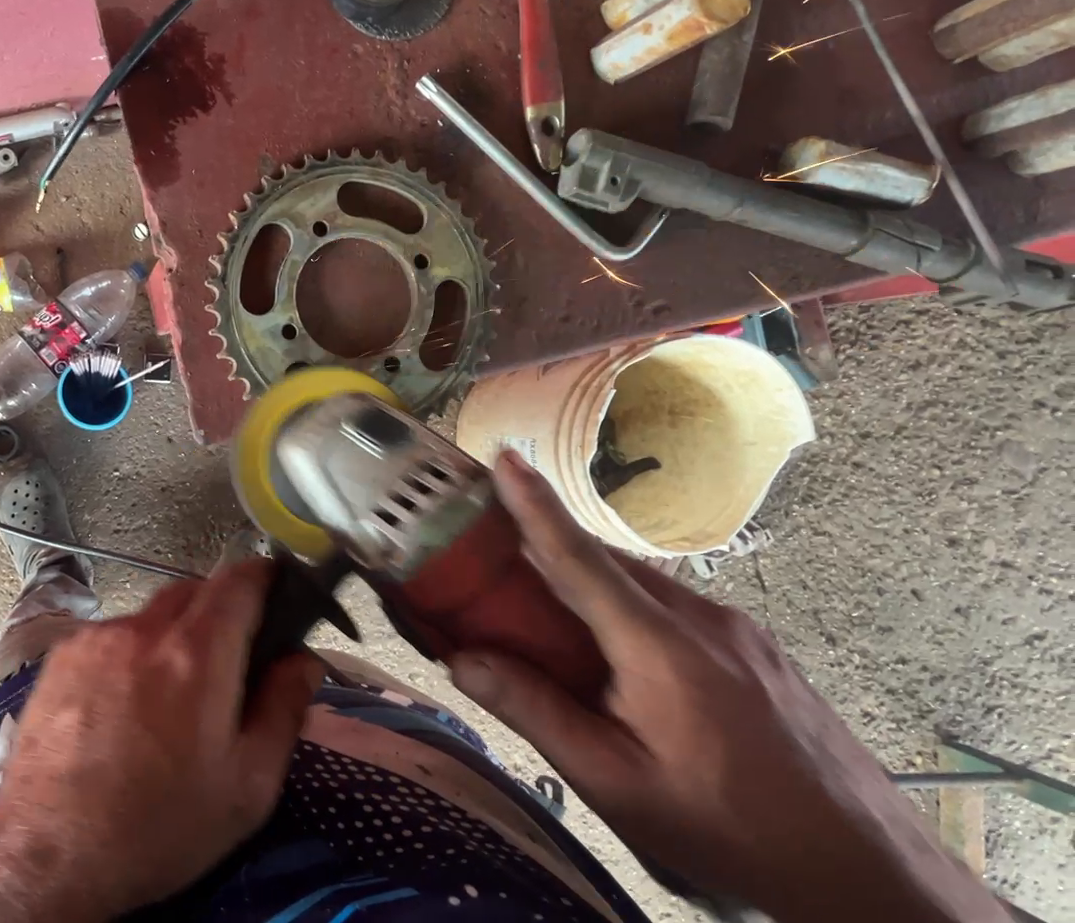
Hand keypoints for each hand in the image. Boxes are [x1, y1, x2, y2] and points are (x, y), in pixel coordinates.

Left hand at [0, 559, 320, 922]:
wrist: (51, 851)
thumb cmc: (161, 825)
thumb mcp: (249, 784)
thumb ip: (284, 709)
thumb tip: (303, 660)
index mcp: (198, 654)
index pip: (239, 581)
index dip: (264, 577)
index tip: (277, 587)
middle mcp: (144, 630)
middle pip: (194, 591)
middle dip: (220, 610)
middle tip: (231, 660)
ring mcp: (96, 638)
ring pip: (151, 615)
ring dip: (173, 636)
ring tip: (171, 696)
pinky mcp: (62, 655)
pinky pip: (112, 636)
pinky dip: (131, 653)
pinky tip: (124, 705)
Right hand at [447, 453, 1004, 922]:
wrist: (867, 871)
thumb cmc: (726, 828)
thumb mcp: (613, 782)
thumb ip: (534, 712)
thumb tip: (460, 659)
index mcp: (659, 646)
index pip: (579, 557)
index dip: (535, 505)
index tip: (504, 456)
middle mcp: (701, 619)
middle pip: (604, 564)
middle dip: (545, 548)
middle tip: (490, 551)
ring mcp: (737, 630)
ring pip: (639, 585)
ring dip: (585, 583)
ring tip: (544, 613)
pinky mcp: (756, 648)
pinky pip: (671, 607)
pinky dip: (625, 608)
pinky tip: (615, 653)